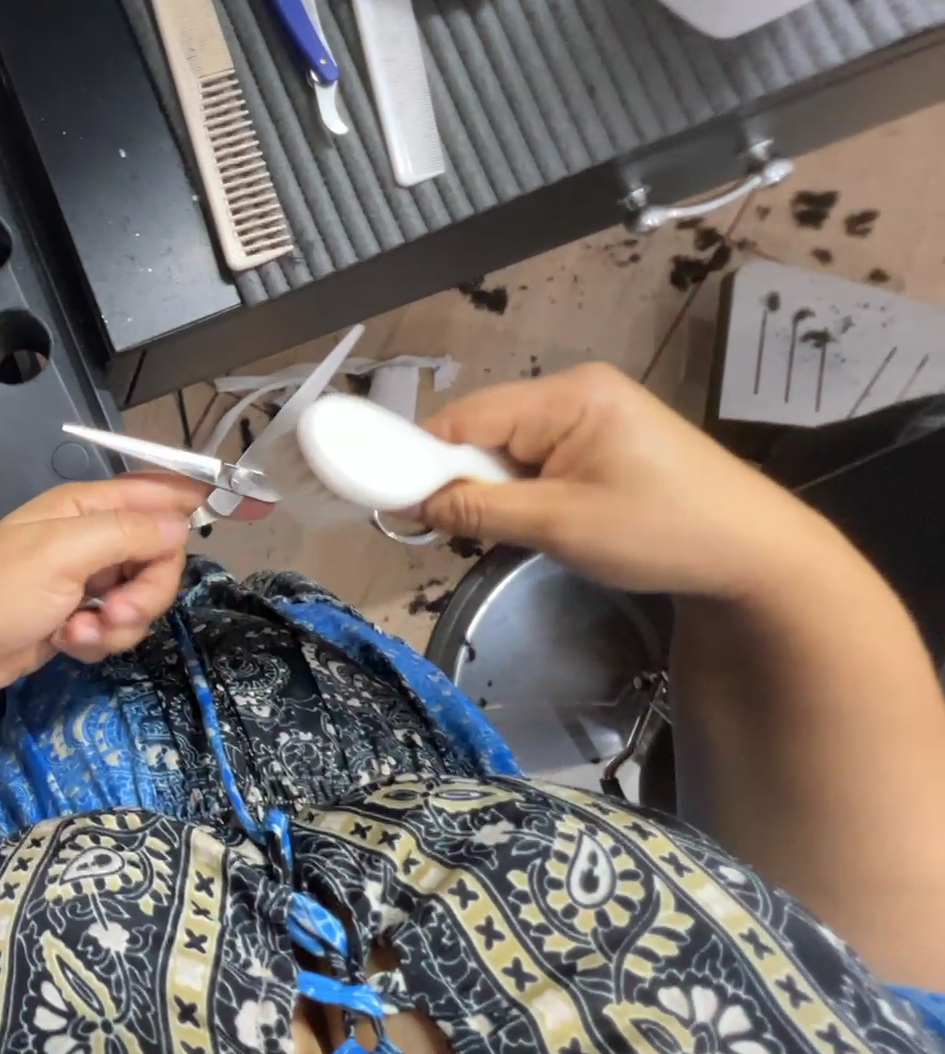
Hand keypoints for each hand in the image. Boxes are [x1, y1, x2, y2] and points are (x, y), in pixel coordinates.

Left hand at [0, 474, 267, 700]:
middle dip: (146, 591)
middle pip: (160, 554)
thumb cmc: (0, 591)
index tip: (246, 508)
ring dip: (119, 623)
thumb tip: (180, 522)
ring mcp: (91, 578)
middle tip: (116, 612)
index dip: (195, 499)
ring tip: (79, 632)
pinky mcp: (85, 615)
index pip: (154, 491)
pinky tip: (68, 642)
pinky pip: (121, 624)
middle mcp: (94, 536)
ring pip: (144, 596)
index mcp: (85, 505)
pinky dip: (100, 639)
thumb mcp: (61, 553)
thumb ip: (124, 533)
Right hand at [417, 363, 837, 598]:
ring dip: (483, 485)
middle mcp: (573, 391)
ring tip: (497, 523)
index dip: (421, 458)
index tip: (396, 502)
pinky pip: (523, 455)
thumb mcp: (555, 525)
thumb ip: (471, 510)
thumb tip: (399, 507)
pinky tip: (523, 513)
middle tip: (451, 524)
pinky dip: (509, 486)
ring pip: (496, 445)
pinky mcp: (594, 436)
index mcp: (568, 397)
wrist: (762, 557)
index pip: (462, 418)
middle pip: (476, 428)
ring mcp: (586, 412)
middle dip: (455, 476)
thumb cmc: (662, 533)